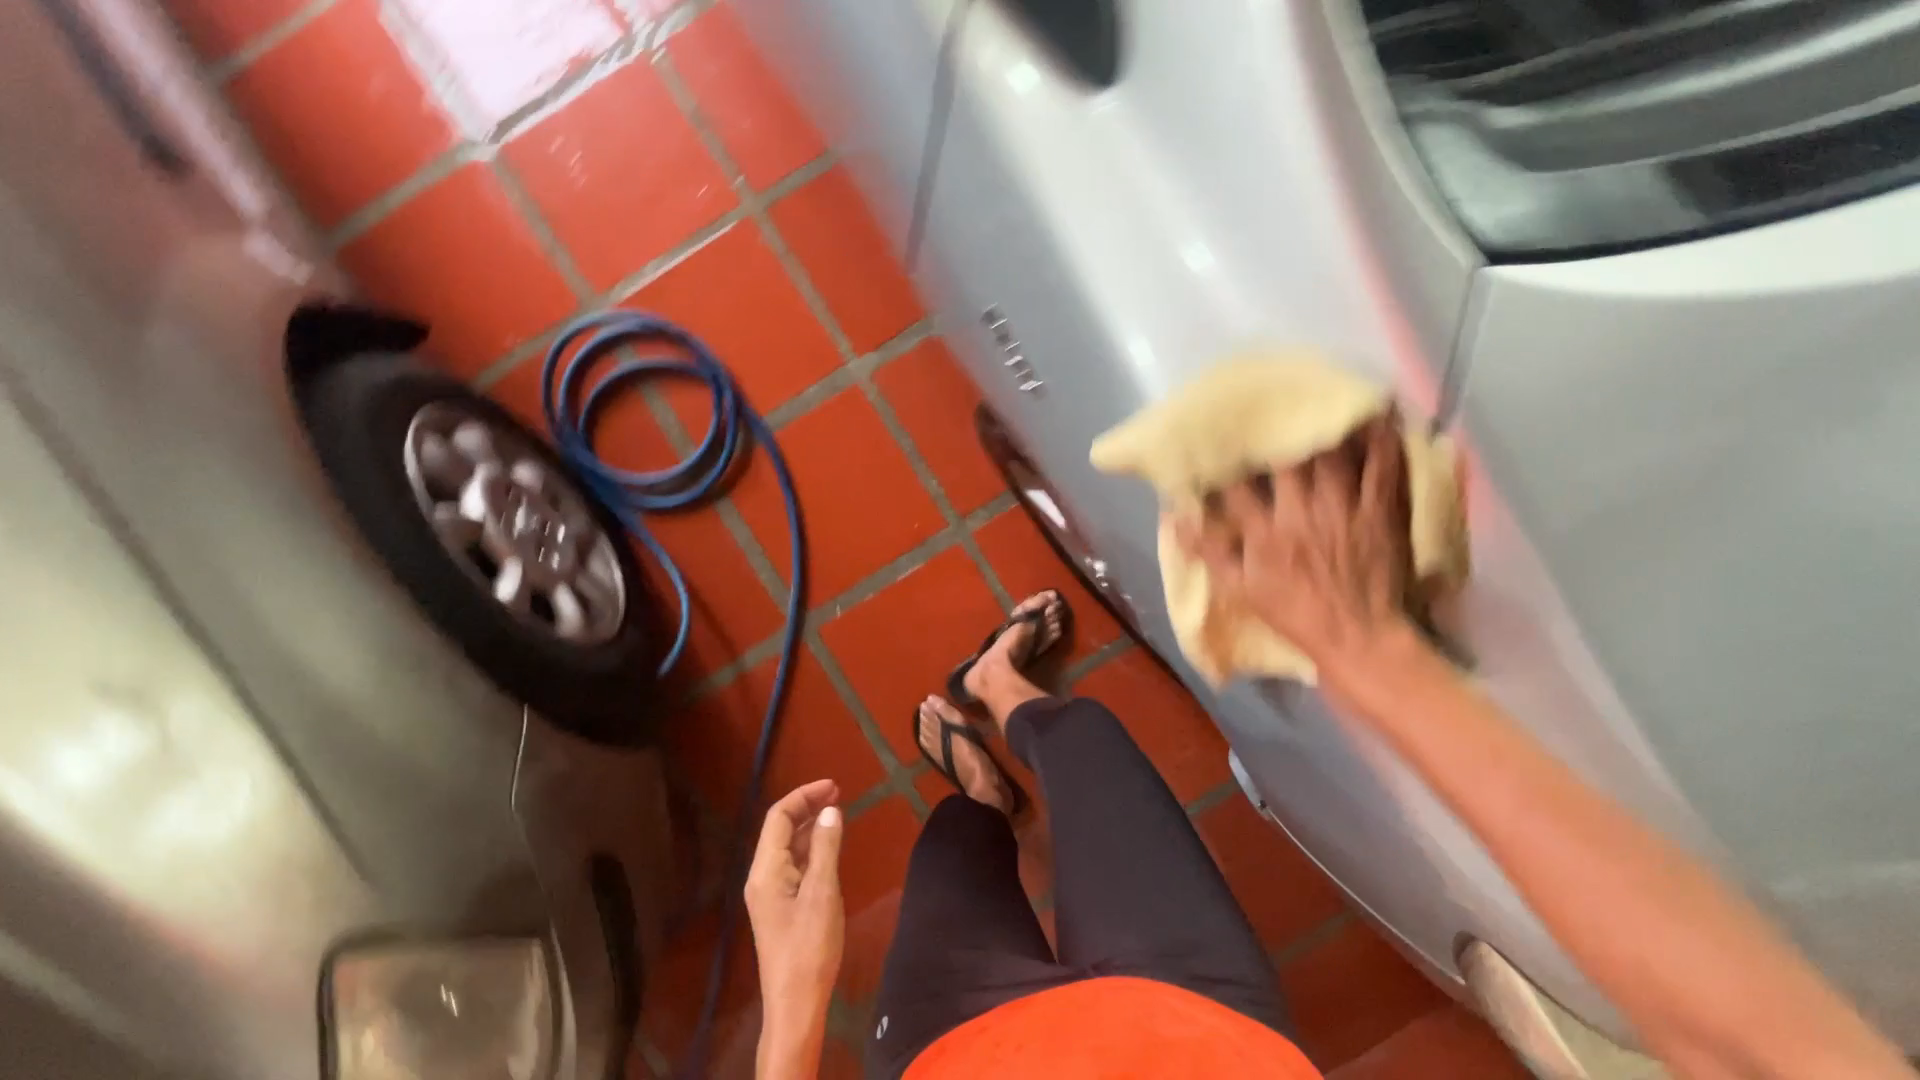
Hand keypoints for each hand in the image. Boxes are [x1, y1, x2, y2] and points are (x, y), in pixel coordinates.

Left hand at [744, 780, 844, 1027]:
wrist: (795, 1003)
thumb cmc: (809, 947)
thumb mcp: (823, 893)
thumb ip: (826, 849)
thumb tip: (830, 812)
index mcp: (765, 870)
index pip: (778, 817)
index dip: (804, 796)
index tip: (834, 786)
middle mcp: (762, 877)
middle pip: (780, 830)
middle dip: (807, 807)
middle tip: (839, 795)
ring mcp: (770, 894)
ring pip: (787, 848)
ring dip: (810, 827)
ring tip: (837, 814)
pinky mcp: (780, 908)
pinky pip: (793, 866)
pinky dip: (811, 850)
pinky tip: (830, 849)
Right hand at [1174, 412, 1417, 672]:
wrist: (1357, 636)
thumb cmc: (1295, 613)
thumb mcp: (1241, 589)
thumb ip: (1210, 552)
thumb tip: (1176, 518)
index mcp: (1265, 533)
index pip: (1238, 487)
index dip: (1227, 459)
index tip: (1218, 436)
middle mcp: (1301, 514)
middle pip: (1289, 460)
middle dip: (1282, 430)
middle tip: (1278, 402)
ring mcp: (1344, 510)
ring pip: (1335, 456)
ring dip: (1329, 425)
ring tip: (1325, 395)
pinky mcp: (1380, 513)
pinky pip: (1383, 468)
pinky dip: (1382, 440)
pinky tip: (1378, 414)